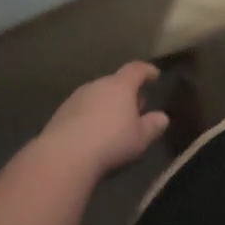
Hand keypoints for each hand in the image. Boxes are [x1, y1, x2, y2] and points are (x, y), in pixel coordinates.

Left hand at [34, 61, 168, 174]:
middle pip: (116, 82)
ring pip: (98, 95)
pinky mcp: (62, 112)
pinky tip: (93, 133)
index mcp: (120, 85)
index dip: (147, 71)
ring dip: (107, 104)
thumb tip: (163, 117)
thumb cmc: (111, 142)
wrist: (65, 155)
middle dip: (126, 92)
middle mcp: (98, 84)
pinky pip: (83, 108)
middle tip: (136, 107)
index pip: (136, 69)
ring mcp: (77, 97)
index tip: (154, 75)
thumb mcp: (139, 138)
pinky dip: (91, 115)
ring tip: (114, 122)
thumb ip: (152, 126)